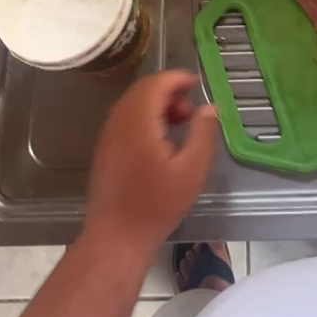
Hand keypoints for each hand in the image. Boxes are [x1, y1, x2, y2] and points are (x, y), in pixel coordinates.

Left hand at [82, 70, 218, 258]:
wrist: (116, 237)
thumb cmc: (157, 205)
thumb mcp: (191, 170)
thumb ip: (203, 133)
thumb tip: (210, 107)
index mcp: (138, 123)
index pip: (155, 84)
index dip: (178, 78)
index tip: (198, 85)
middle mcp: (118, 122)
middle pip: (143, 90)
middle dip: (169, 91)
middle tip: (191, 110)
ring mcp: (108, 135)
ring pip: (133, 103)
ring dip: (157, 104)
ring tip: (180, 124)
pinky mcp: (105, 148)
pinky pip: (126, 118)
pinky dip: (145, 116)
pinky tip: (161, 139)